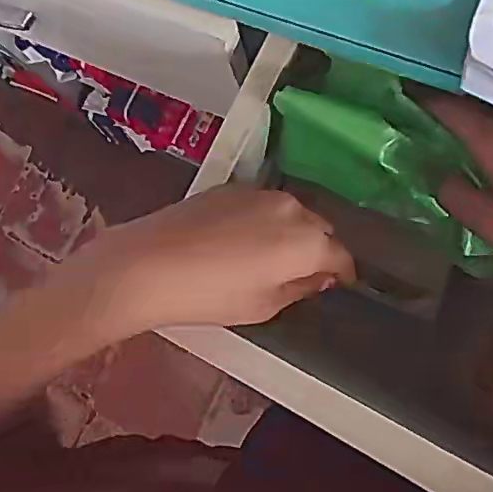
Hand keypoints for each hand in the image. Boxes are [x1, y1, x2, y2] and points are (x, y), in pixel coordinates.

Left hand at [41, 186, 354, 337]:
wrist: (149, 263)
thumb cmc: (211, 295)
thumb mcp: (263, 305)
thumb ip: (301, 287)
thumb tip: (321, 276)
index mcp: (307, 241)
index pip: (341, 255)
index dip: (343, 273)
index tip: (338, 284)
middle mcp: (291, 208)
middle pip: (319, 228)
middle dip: (317, 248)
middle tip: (300, 273)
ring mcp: (260, 192)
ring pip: (291, 212)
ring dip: (290, 231)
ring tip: (268, 256)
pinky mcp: (231, 186)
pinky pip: (262, 203)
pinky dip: (264, 219)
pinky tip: (240, 239)